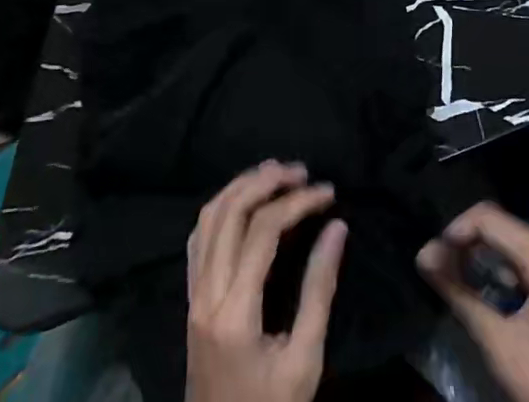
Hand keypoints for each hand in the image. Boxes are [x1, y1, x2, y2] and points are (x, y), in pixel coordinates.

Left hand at [186, 161, 348, 401]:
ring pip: (207, 220)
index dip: (298, 202)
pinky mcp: (191, 301)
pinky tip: (244, 203)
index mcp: (235, 312)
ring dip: (241, 188)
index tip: (329, 193)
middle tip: (302, 171)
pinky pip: (198, 240)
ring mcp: (193, 297)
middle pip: (228, 214)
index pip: (263, 232)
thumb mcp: (305, 358)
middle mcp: (206, 296)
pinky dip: (221, 209)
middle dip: (266, 182)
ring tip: (275, 173)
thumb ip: (319, 289)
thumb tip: (337, 227)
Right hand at [417, 202, 528, 401]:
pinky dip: (492, 272)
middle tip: (432, 270)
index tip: (429, 260)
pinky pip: (517, 264)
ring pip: (505, 245)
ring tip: (446, 279)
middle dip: (462, 244)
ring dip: (474, 258)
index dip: (453, 232)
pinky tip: (475, 292)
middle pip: (496, 227)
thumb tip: (424, 255)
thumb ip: (461, 294)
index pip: (488, 216)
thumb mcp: (501, 340)